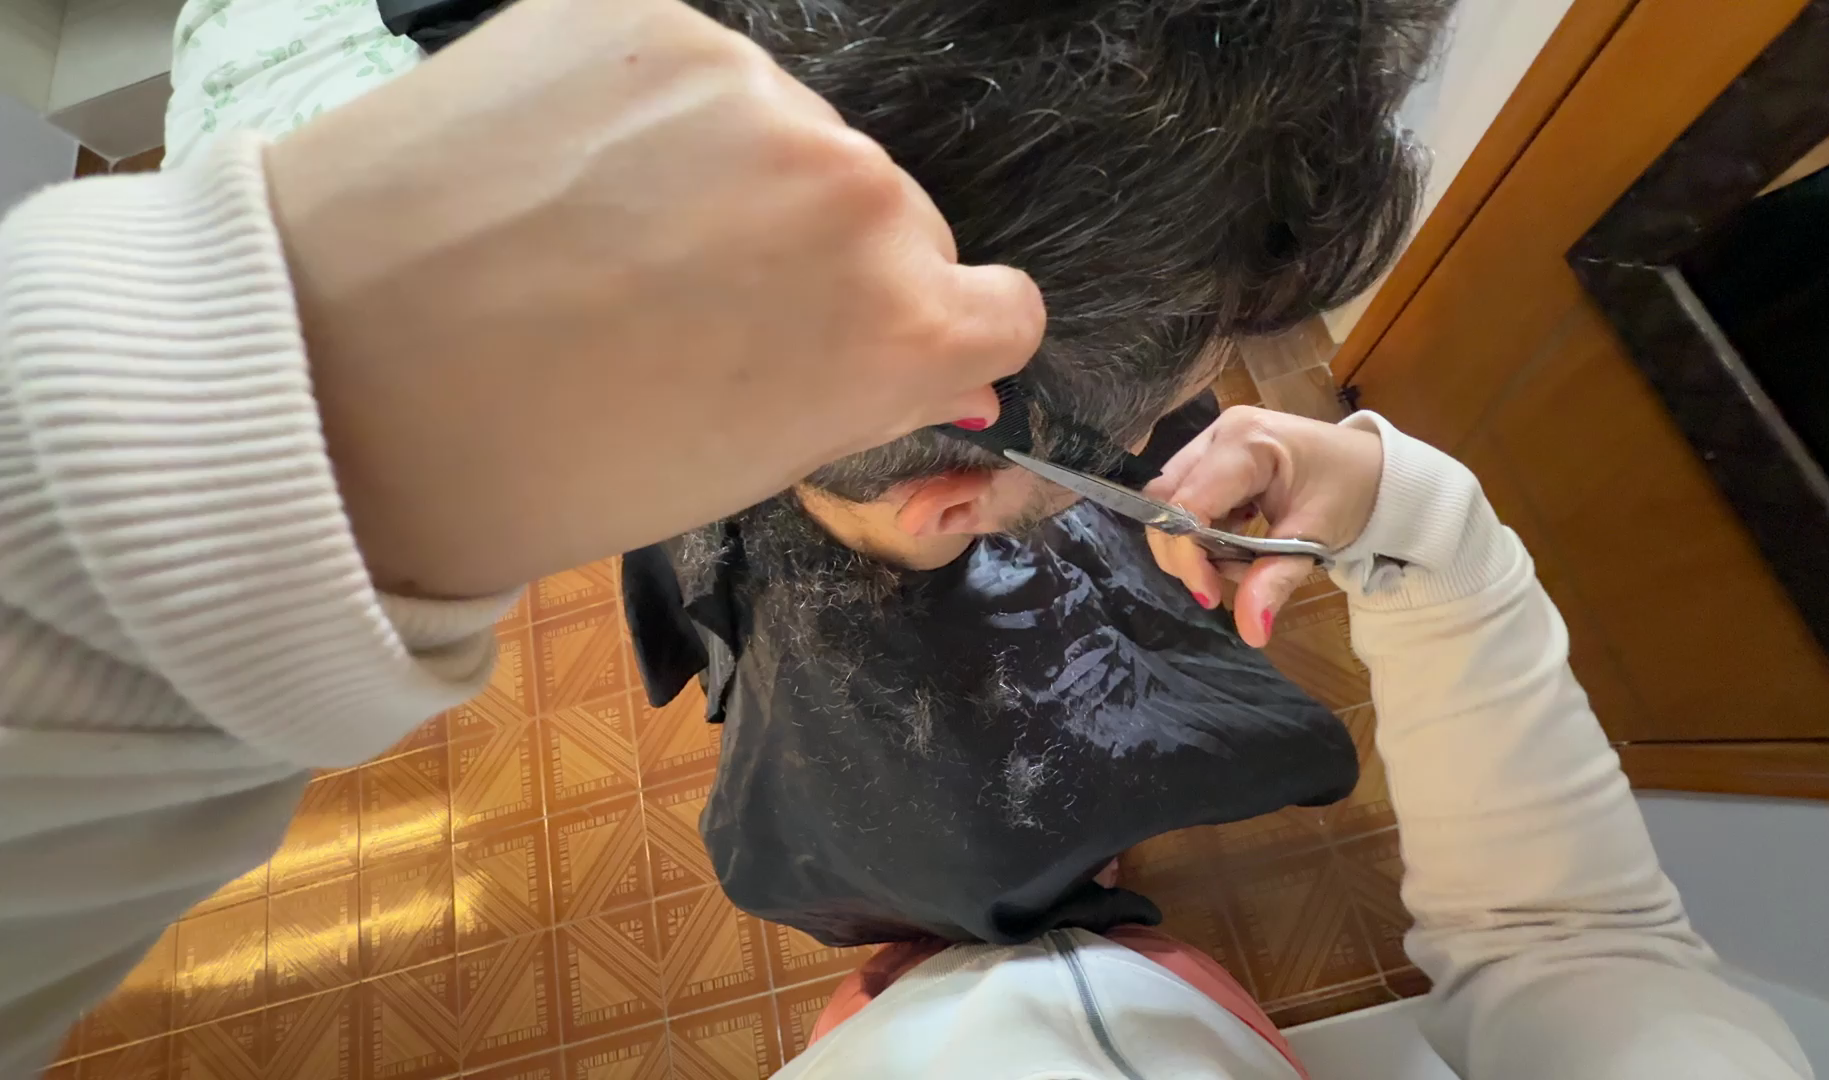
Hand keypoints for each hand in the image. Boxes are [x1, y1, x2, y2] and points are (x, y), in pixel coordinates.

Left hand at [264, 0, 1042, 596]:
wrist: (352, 391)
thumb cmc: (586, 473)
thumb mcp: (769, 461)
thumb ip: (876, 391)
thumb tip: (948, 365)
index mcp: (903, 331)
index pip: (1009, 313)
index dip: (961, 339)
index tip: (903, 348)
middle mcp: (861, 195)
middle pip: (908, 226)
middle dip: (851, 274)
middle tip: (739, 312)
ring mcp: (760, 94)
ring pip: (817, 154)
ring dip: (769, 200)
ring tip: (648, 246)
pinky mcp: (655, 22)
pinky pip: (721, 93)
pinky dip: (686, 138)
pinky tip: (596, 182)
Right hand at [1144, 407, 1383, 646]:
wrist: (1379, 470)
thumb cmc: (1353, 494)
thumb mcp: (1315, 539)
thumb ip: (1274, 580)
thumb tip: (1250, 631)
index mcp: (1247, 444)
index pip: (1187, 502)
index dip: (1186, 553)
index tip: (1209, 595)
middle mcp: (1219, 433)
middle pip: (1164, 496)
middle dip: (1180, 548)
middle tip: (1212, 583)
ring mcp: (1212, 440)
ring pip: (1168, 498)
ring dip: (1190, 541)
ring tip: (1234, 560)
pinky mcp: (1211, 455)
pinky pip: (1184, 496)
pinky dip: (1200, 530)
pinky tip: (1233, 540)